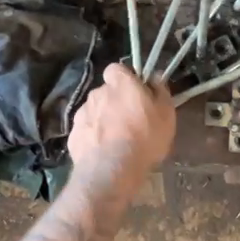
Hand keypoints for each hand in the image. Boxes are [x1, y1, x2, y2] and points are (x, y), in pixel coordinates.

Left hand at [68, 62, 175, 185]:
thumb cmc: (145, 138)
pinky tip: (103, 152)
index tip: (135, 93)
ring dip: (102, 119)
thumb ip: (160, 91)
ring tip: (115, 140)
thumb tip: (154, 77)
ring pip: (94, 111)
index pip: (116, 69)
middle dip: (114, 101)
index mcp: (120, 83)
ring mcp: (82, 114)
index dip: (124, 79)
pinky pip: (86, 130)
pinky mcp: (73, 135)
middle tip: (129, 120)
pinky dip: (92, 137)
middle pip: (105, 92)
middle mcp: (97, 93)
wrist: (112, 171)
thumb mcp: (166, 115)